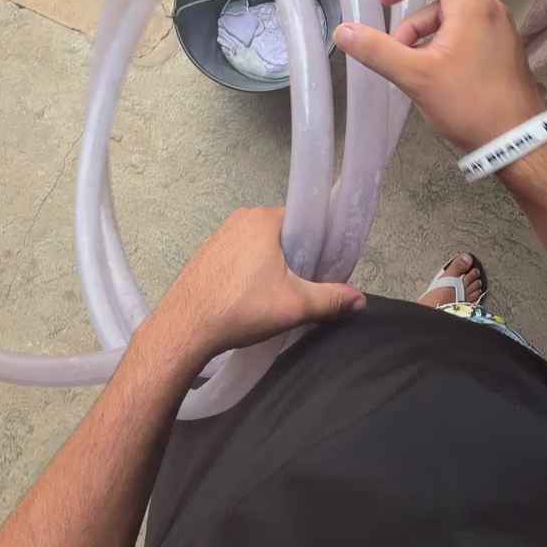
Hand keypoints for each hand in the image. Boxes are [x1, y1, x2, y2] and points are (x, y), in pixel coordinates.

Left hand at [138, 207, 366, 365]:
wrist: (185, 328)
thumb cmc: (241, 308)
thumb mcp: (296, 306)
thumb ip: (331, 299)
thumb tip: (360, 299)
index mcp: (263, 219)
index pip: (303, 220)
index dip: (318, 243)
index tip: (323, 268)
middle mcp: (240, 219)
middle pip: (282, 234)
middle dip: (295, 258)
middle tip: (301, 287)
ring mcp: (219, 235)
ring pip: (259, 246)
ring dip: (271, 266)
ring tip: (274, 296)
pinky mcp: (206, 254)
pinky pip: (239, 256)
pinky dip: (248, 272)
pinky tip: (249, 298)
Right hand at [333, 0, 545, 151]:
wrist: (515, 141)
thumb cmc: (468, 103)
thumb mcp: (415, 76)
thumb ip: (377, 50)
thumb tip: (343, 31)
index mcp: (472, 6)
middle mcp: (489, 9)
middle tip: (383, 2)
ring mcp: (497, 28)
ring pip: (453, 6)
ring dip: (421, 19)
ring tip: (399, 49)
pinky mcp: (499, 46)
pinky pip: (464, 24)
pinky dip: (439, 31)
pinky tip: (422, 59)